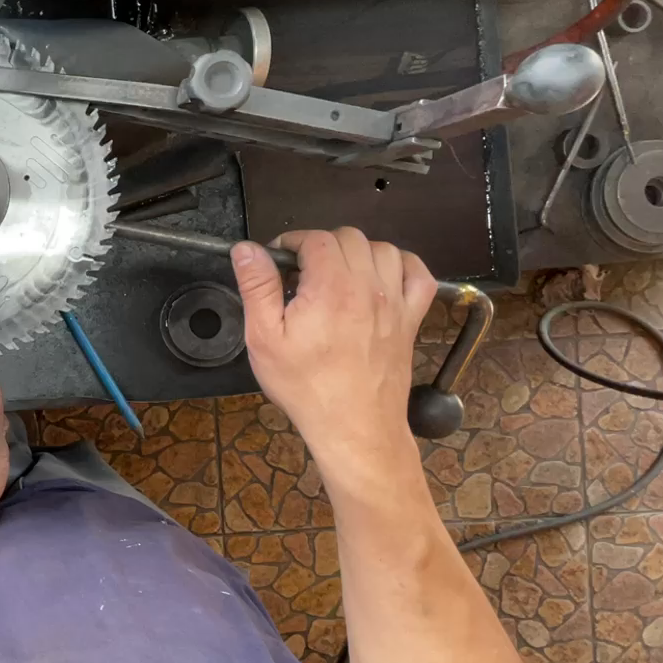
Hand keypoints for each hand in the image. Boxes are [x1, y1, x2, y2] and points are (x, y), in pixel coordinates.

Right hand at [230, 228, 437, 472]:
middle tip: (298, 273)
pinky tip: (377, 278)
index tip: (276, 260)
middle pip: (350, 238)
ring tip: (333, 275)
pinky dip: (398, 265)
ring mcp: (396, 302)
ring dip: (355, 253)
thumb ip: (256, 287)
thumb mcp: (264, 337)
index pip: (316, 239)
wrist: (354, 425)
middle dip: (320, 245)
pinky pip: (417, 273)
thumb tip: (246, 249)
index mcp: (331, 287)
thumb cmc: (304, 383)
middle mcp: (369, 287)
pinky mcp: (411, 318)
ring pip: (383, 249)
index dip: (291, 242)